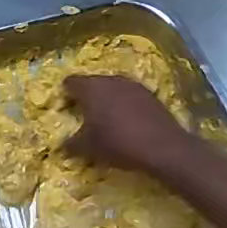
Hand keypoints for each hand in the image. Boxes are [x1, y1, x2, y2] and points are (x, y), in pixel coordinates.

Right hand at [62, 74, 196, 173]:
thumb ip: (70, 144)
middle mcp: (109, 79)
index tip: (67, 109)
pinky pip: (130, 95)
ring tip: (108, 118)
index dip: (66, 94)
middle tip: (86, 115)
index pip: (70, 82)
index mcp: (89, 87)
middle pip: (92, 83)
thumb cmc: (118, 142)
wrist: (164, 148)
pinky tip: (129, 121)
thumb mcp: (88, 148)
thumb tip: (62, 146)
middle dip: (87, 96)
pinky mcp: (151, 94)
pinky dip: (126, 104)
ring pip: (112, 87)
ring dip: (108, 99)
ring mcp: (132, 85)